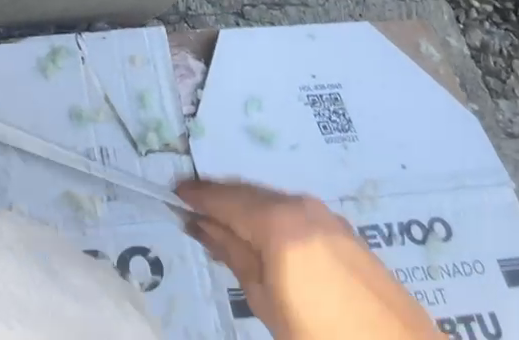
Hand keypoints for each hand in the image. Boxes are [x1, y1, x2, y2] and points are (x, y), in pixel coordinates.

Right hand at [176, 178, 440, 339]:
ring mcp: (328, 218)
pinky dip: (270, 217)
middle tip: (191, 210)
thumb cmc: (321, 337)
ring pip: (272, 201)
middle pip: (248, 193)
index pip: (224, 198)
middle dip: (219, 199)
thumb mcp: (265, 302)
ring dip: (245, 207)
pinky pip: (295, 213)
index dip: (195, 196)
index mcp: (278, 221)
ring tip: (222, 225)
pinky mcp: (346, 234)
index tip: (171, 193)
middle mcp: (302, 207)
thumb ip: (232, 254)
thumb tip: (200, 224)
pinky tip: (262, 237)